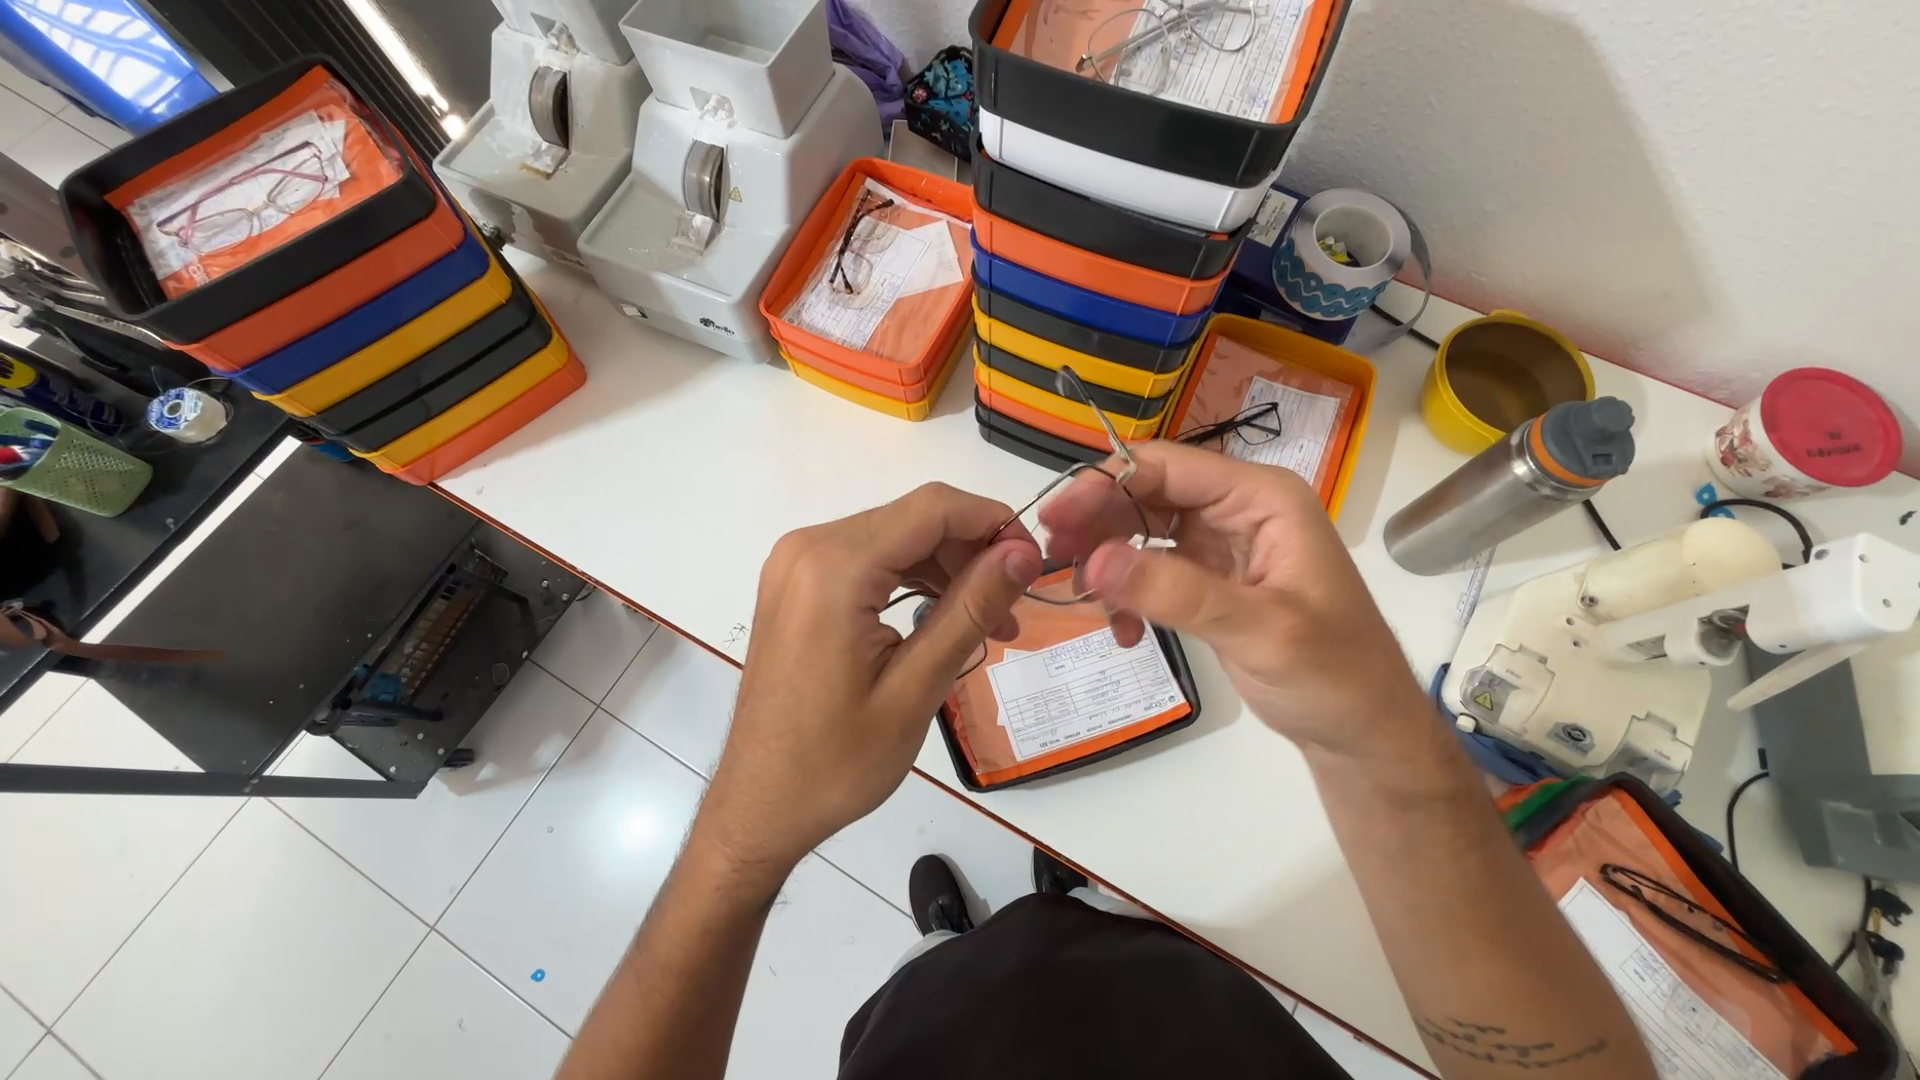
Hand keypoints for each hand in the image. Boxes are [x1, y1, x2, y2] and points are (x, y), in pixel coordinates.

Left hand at [697, 483, 1043, 876]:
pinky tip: (941, 620)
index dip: (993, 523)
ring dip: (946, 569)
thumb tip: (1023, 552)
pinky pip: (868, 561)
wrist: (761, 805)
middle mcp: (807, 548)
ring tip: (987, 624)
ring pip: (894, 538)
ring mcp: (796, 565)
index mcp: (833, 567)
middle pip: (914, 519)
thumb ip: (970, 608)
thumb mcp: (916, 687)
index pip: (933, 508)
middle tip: (1012, 611)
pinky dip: (911, 581)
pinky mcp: (797, 586)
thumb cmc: (837, 761)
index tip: (1032, 565)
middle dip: (972, 553)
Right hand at [1040, 442, 1425, 758]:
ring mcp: (1221, 545)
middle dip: (1097, 523)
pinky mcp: (1208, 580)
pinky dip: (1127, 594)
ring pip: (1142, 530)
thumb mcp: (1258, 630)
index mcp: (1262, 498)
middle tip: (1052, 558)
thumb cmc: (1333, 674)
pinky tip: (1123, 631)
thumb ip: (1176, 592)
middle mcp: (1239, 509)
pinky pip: (1150, 569)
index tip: (1054, 519)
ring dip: (1107, 560)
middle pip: (1147, 493)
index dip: (1105, 484)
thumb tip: (1093, 561)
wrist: (1361, 731)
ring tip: (1082, 598)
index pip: (1168, 467)